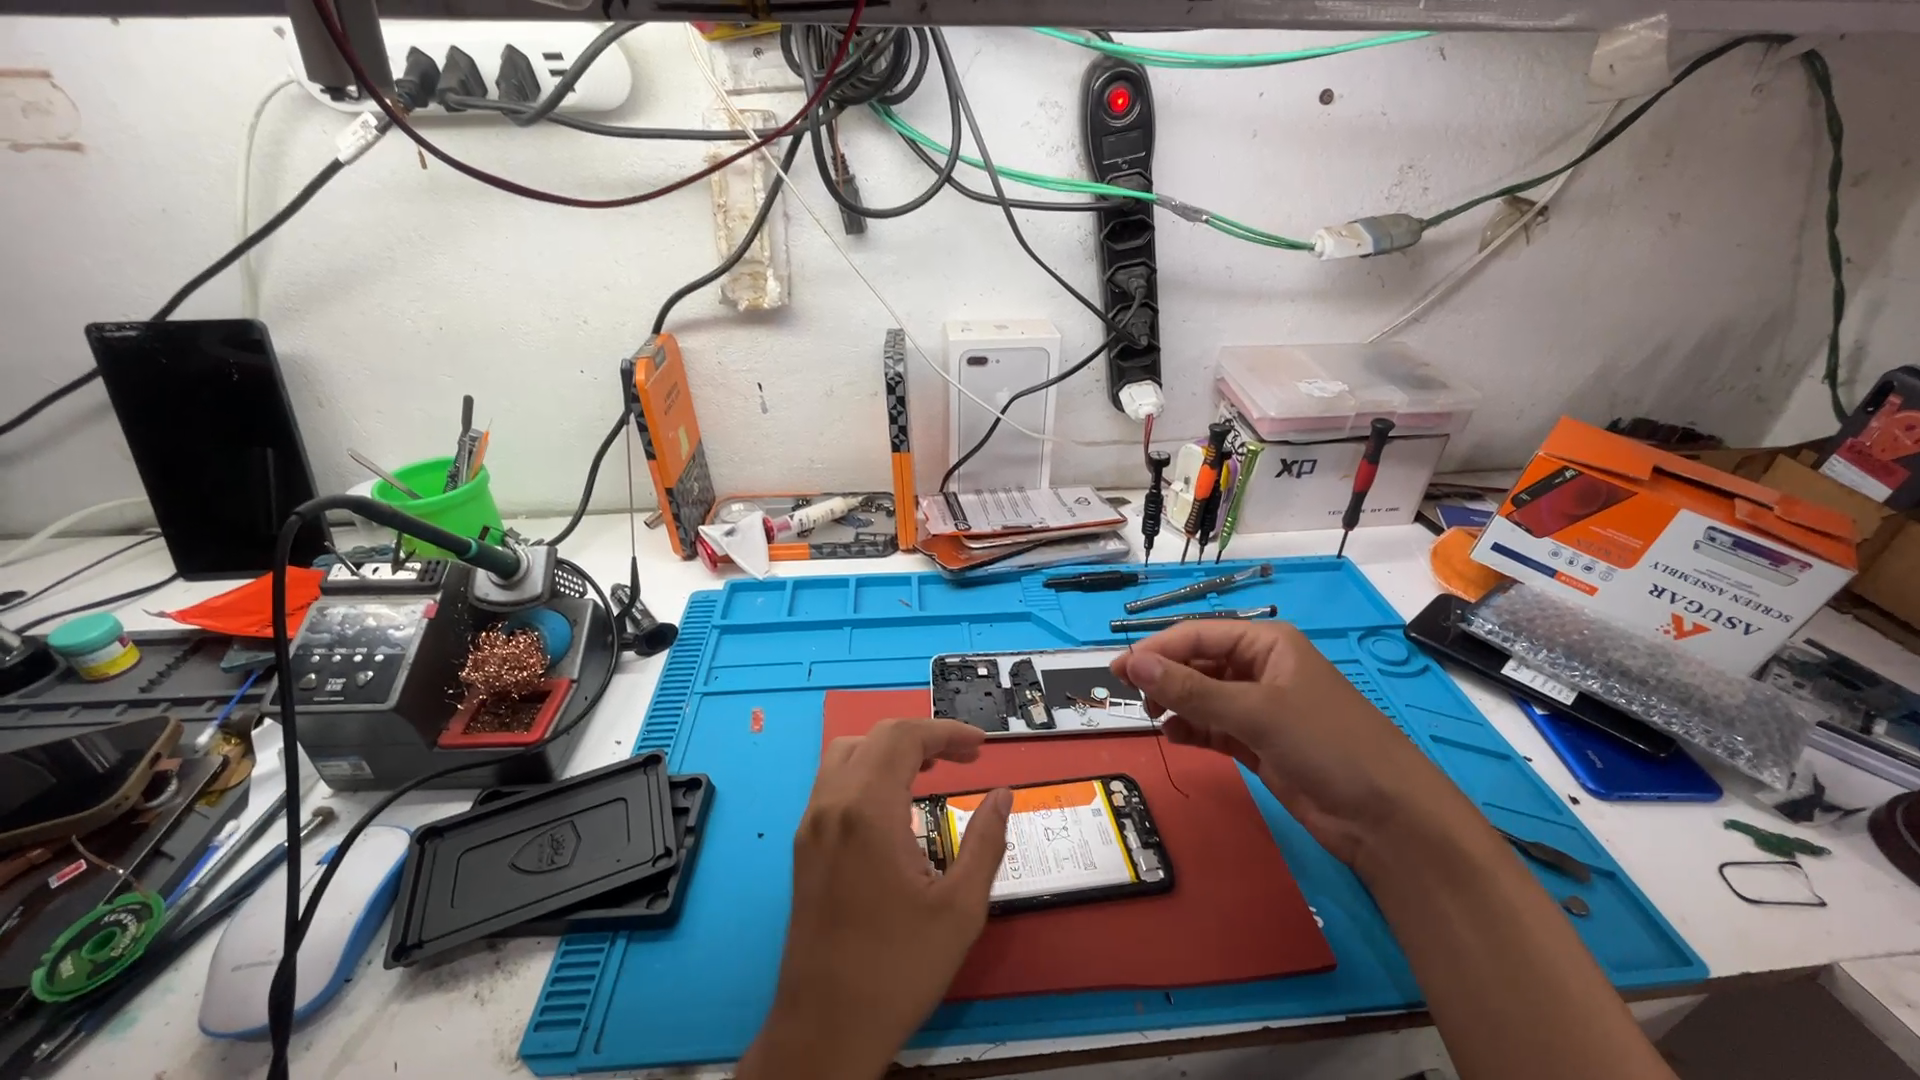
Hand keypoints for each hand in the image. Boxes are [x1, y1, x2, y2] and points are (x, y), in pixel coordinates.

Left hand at [739, 718, 1011, 1079]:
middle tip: (964, 759)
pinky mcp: (803, 848)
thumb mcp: (961, 908)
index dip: (947, 732)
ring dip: (890, 751)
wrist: (824, 1028)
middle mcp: (830, 806)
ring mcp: (810, 826)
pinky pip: (833, 785)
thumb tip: (1003, 794)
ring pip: (846, 755)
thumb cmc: (898, 969)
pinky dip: (868, 774)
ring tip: (931, 772)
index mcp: (867, 812)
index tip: (982, 747)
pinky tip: (896, 807)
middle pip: (874, 738)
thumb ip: (985, 841)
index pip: (904, 738)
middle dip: (923, 738)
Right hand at [1111, 620, 1466, 865]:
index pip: (1197, 635)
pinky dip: (1190, 730)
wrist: (1385, 817)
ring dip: (1174, 705)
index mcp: (1266, 643)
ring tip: (1152, 720)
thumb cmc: (1327, 744)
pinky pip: (1211, 727)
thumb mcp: (1256, 711)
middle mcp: (1260, 669)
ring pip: (1200, 697)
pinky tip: (1174, 736)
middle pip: (1197, 663)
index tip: (1116, 670)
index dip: (1156, 649)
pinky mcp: (1257, 743)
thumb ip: (1190, 690)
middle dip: (1163, 677)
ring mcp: (1259, 708)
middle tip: (1131, 698)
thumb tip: (1131, 664)